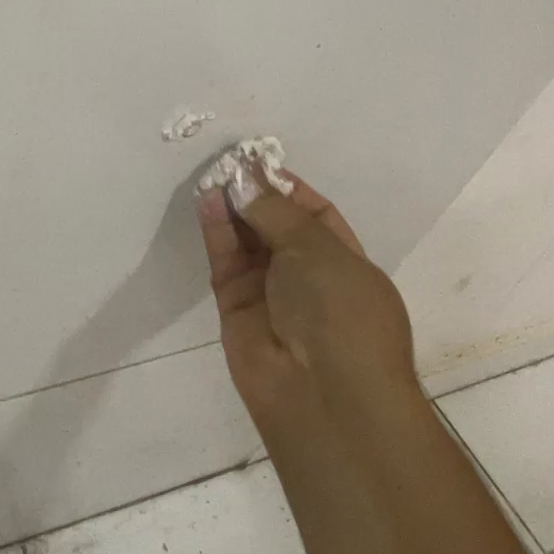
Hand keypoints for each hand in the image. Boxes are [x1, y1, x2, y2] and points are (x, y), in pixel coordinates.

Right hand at [195, 166, 418, 441]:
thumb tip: (244, 179)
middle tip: (230, 161)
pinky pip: (225, 259)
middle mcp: (308, 276)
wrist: (322, 394)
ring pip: (247, 240)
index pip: (315, 213)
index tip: (260, 160)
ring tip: (213, 174)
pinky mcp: (235, 305)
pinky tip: (207, 199)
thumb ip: (275, 211)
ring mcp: (270, 292)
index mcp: (346, 262)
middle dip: (255, 193)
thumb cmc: (341, 313)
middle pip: (276, 225)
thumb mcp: (318, 249)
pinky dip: (216, 230)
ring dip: (233, 207)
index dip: (288, 186)